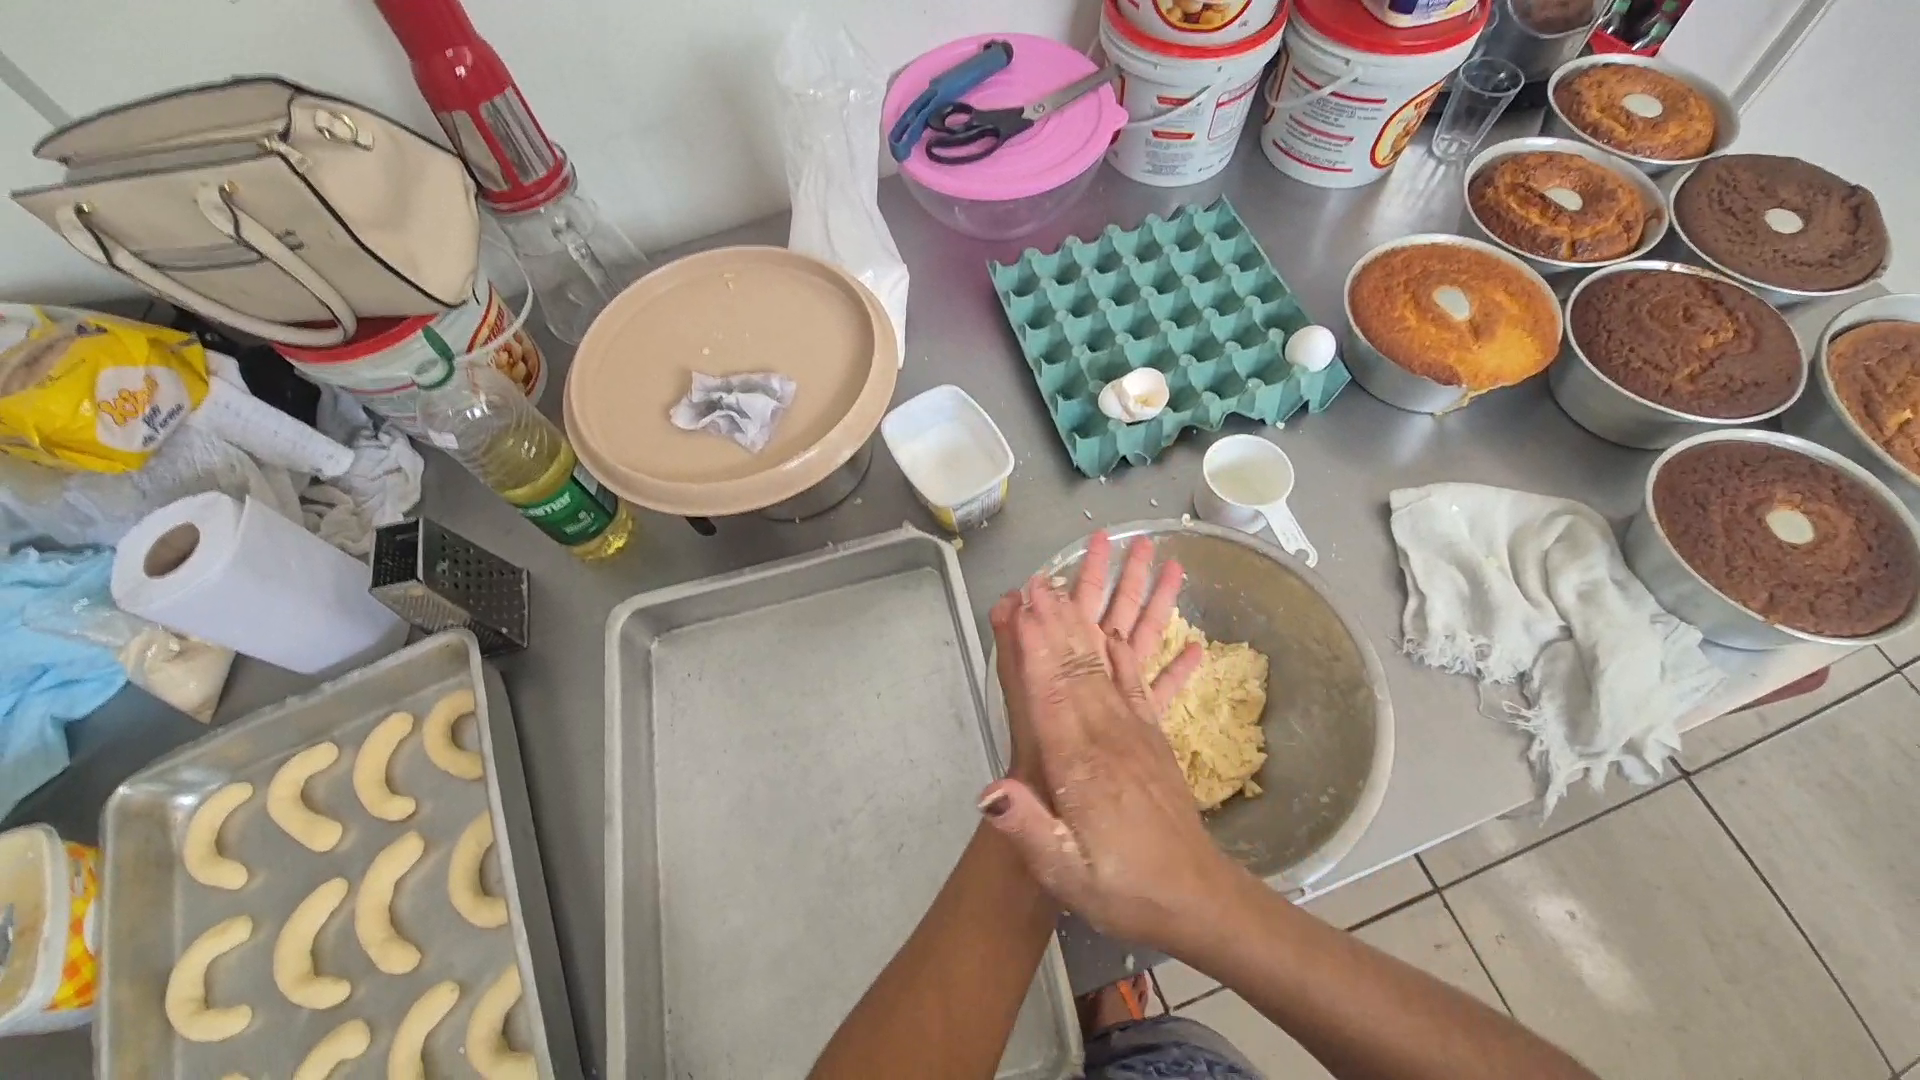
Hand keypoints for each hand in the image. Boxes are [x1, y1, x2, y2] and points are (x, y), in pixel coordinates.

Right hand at [981, 562, 1243, 952]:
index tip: (1019, 604)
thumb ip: (1027, 830)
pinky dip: (1131, 647)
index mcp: (1082, 765)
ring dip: (1097, 616)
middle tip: (1040, 577)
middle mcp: (1110, 736)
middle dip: (1056, 617)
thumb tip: (988, 790)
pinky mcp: (1155, 736)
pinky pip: (1141, 681)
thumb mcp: (1066, 875)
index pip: (1051, 693)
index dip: (1033, 645)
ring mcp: (1137, 732)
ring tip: (1090, 581)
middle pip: (1078, 664)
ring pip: (1112, 661)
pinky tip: (1128, 627)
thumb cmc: (1124, 889)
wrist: (1196, 897)